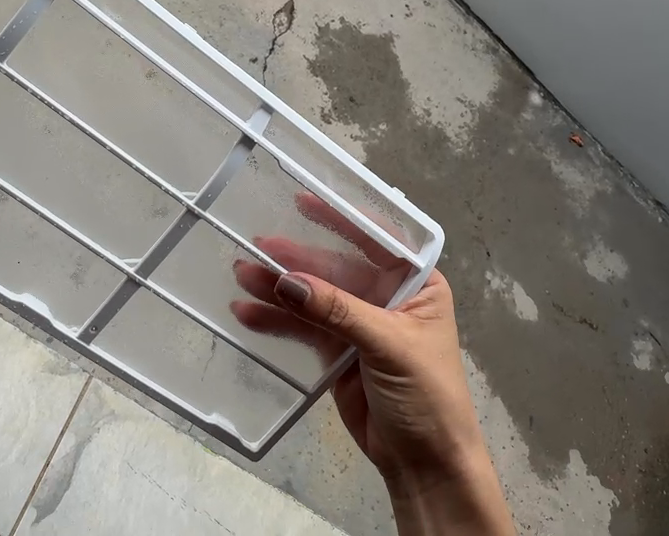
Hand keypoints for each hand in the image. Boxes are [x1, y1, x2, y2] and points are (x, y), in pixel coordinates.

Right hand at [231, 199, 513, 535]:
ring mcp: (357, 322)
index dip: (341, 218)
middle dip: (296, 259)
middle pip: (334, 267)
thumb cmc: (428, 396)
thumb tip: (286, 282)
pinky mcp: (336, 350)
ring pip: (312, 295)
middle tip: (256, 248)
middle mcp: (385, 296)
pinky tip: (247, 313)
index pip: (377, 239)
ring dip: (278, 288)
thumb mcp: (388, 345)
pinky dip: (276, 319)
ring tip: (241, 275)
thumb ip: (337, 311)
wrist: (426, 466)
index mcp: (416, 284)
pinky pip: (302, 326)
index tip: (303, 201)